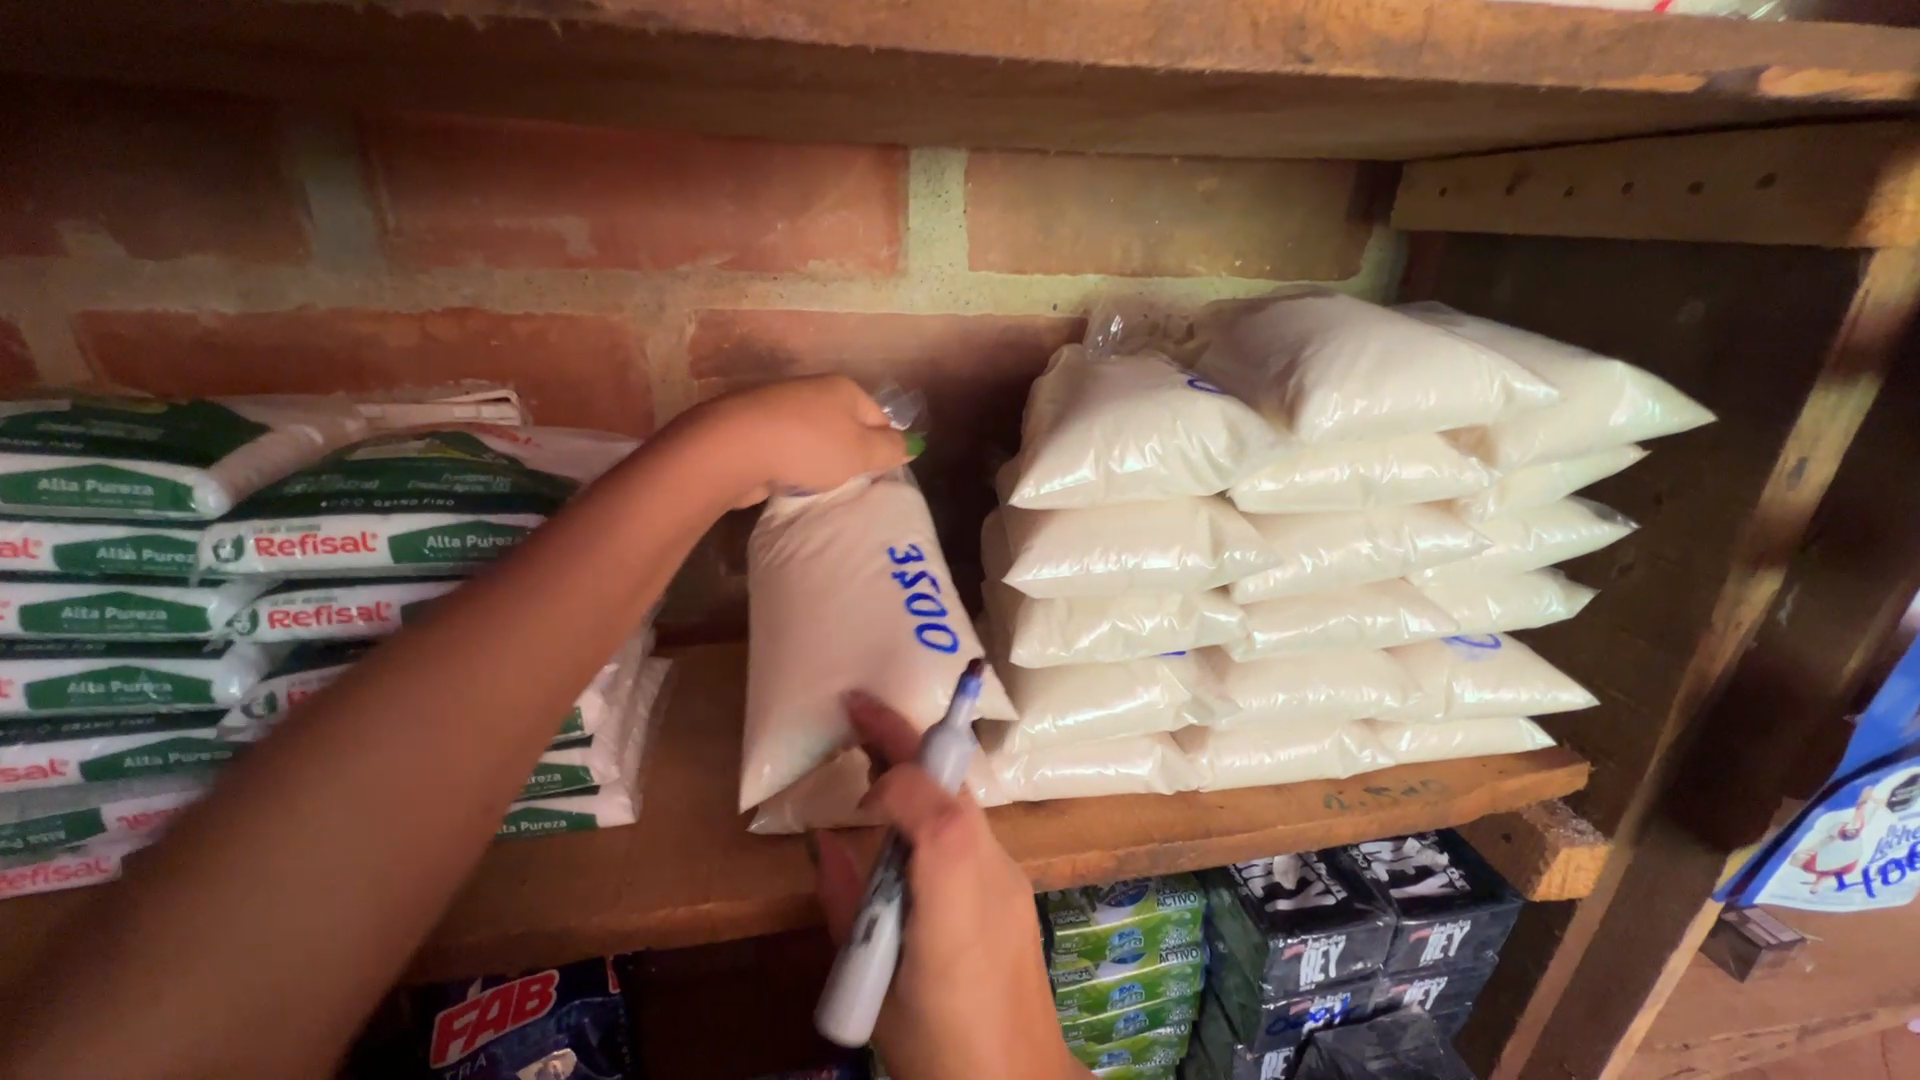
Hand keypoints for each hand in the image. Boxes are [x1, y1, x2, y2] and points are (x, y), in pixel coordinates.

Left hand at [680, 376, 911, 505]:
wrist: (733, 447)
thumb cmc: (809, 447)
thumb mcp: (862, 453)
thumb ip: (890, 449)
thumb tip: (912, 444)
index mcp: (844, 389)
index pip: (880, 418)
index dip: (885, 447)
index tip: (881, 477)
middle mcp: (812, 390)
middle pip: (845, 426)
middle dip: (849, 455)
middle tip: (852, 486)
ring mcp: (780, 407)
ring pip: (813, 439)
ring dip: (817, 462)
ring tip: (819, 488)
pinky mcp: (753, 428)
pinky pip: (785, 449)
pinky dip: (789, 465)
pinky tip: (789, 483)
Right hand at [813, 695, 1088, 1079]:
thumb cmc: (940, 1046)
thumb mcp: (874, 986)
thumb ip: (847, 906)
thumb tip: (826, 845)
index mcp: (954, 895)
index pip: (931, 806)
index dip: (893, 782)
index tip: (855, 798)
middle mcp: (992, 866)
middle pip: (952, 781)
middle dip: (905, 736)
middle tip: (858, 706)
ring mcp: (1010, 872)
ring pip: (963, 797)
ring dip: (921, 766)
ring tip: (874, 748)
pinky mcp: (1015, 884)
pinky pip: (972, 826)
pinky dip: (937, 803)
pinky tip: (907, 819)